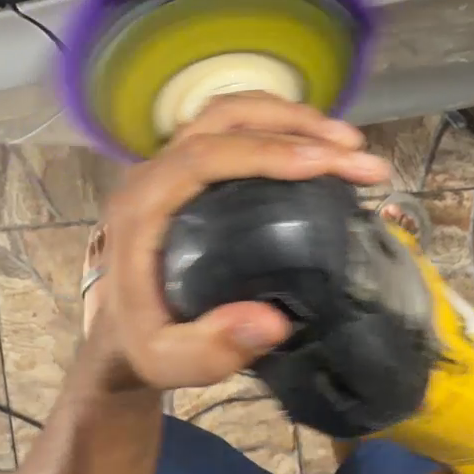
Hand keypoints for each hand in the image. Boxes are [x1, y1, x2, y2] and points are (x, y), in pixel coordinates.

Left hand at [85, 93, 390, 391]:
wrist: (119, 328)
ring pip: (228, 112)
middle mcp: (153, 171)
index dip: (266, 152)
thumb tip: (272, 321)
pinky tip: (315, 143)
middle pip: (222, 119)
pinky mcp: (185, 163)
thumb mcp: (168, 361)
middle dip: (293, 125)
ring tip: (347, 142)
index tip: (326, 163)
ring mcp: (168, 161)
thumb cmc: (143, 341)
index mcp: (143, 206)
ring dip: (290, 117)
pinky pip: (230, 126)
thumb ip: (210, 350)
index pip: (203, 156)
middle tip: (354, 151)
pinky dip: (276, 124)